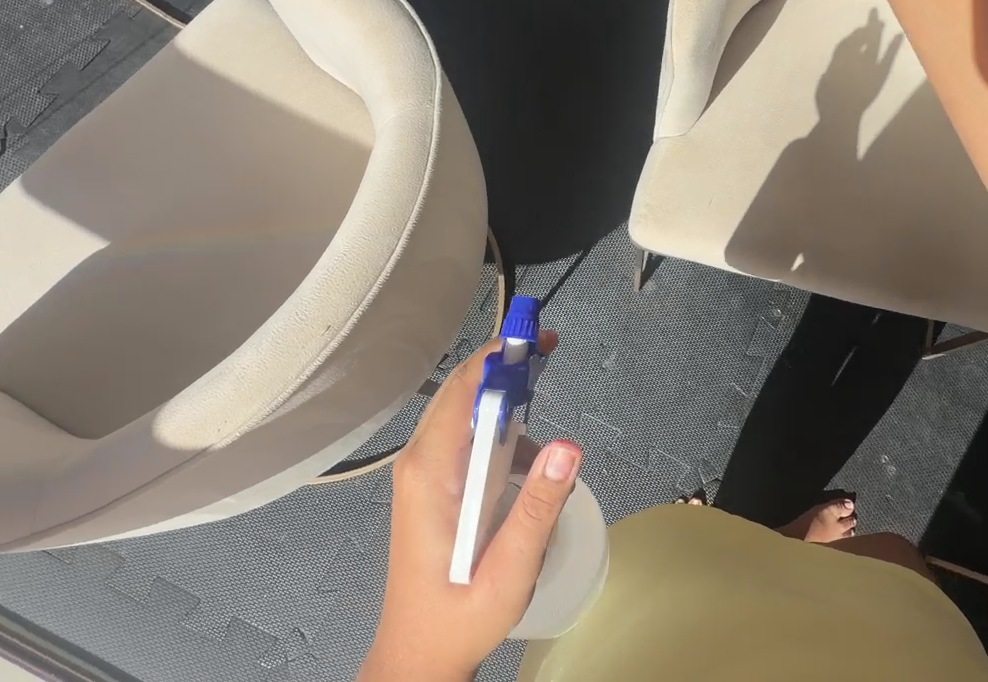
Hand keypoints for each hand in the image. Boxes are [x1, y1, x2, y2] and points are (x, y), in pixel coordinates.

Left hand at [360, 336, 579, 681]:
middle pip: (462, 390)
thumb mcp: (509, 570)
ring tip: (544, 391)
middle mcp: (421, 461)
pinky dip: (500, 426)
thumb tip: (569, 445)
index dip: (499, 356)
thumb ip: (539, 507)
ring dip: (505, 394)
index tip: (538, 337)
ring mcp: (425, 471)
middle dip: (506, 364)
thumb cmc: (459, 616)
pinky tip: (528, 456)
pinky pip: (468, 435)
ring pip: (465, 409)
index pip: (462, 391)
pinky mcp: (435, 483)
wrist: (418, 657)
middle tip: (550, 348)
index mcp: (431, 472)